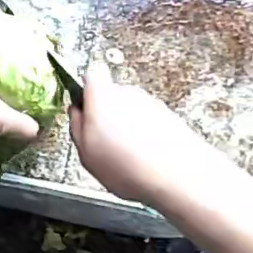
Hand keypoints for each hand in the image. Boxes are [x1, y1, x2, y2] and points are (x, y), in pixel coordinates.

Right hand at [69, 62, 207, 203]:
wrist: (177, 176)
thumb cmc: (128, 166)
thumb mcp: (84, 152)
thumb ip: (76, 125)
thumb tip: (75, 112)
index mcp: (102, 96)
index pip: (89, 76)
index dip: (82, 91)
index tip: (80, 110)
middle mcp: (128, 93)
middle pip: (109, 94)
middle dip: (103, 113)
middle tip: (99, 141)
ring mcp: (150, 103)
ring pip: (128, 109)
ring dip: (124, 125)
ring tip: (123, 154)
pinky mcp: (168, 116)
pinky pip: (146, 121)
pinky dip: (142, 134)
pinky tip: (141, 157)